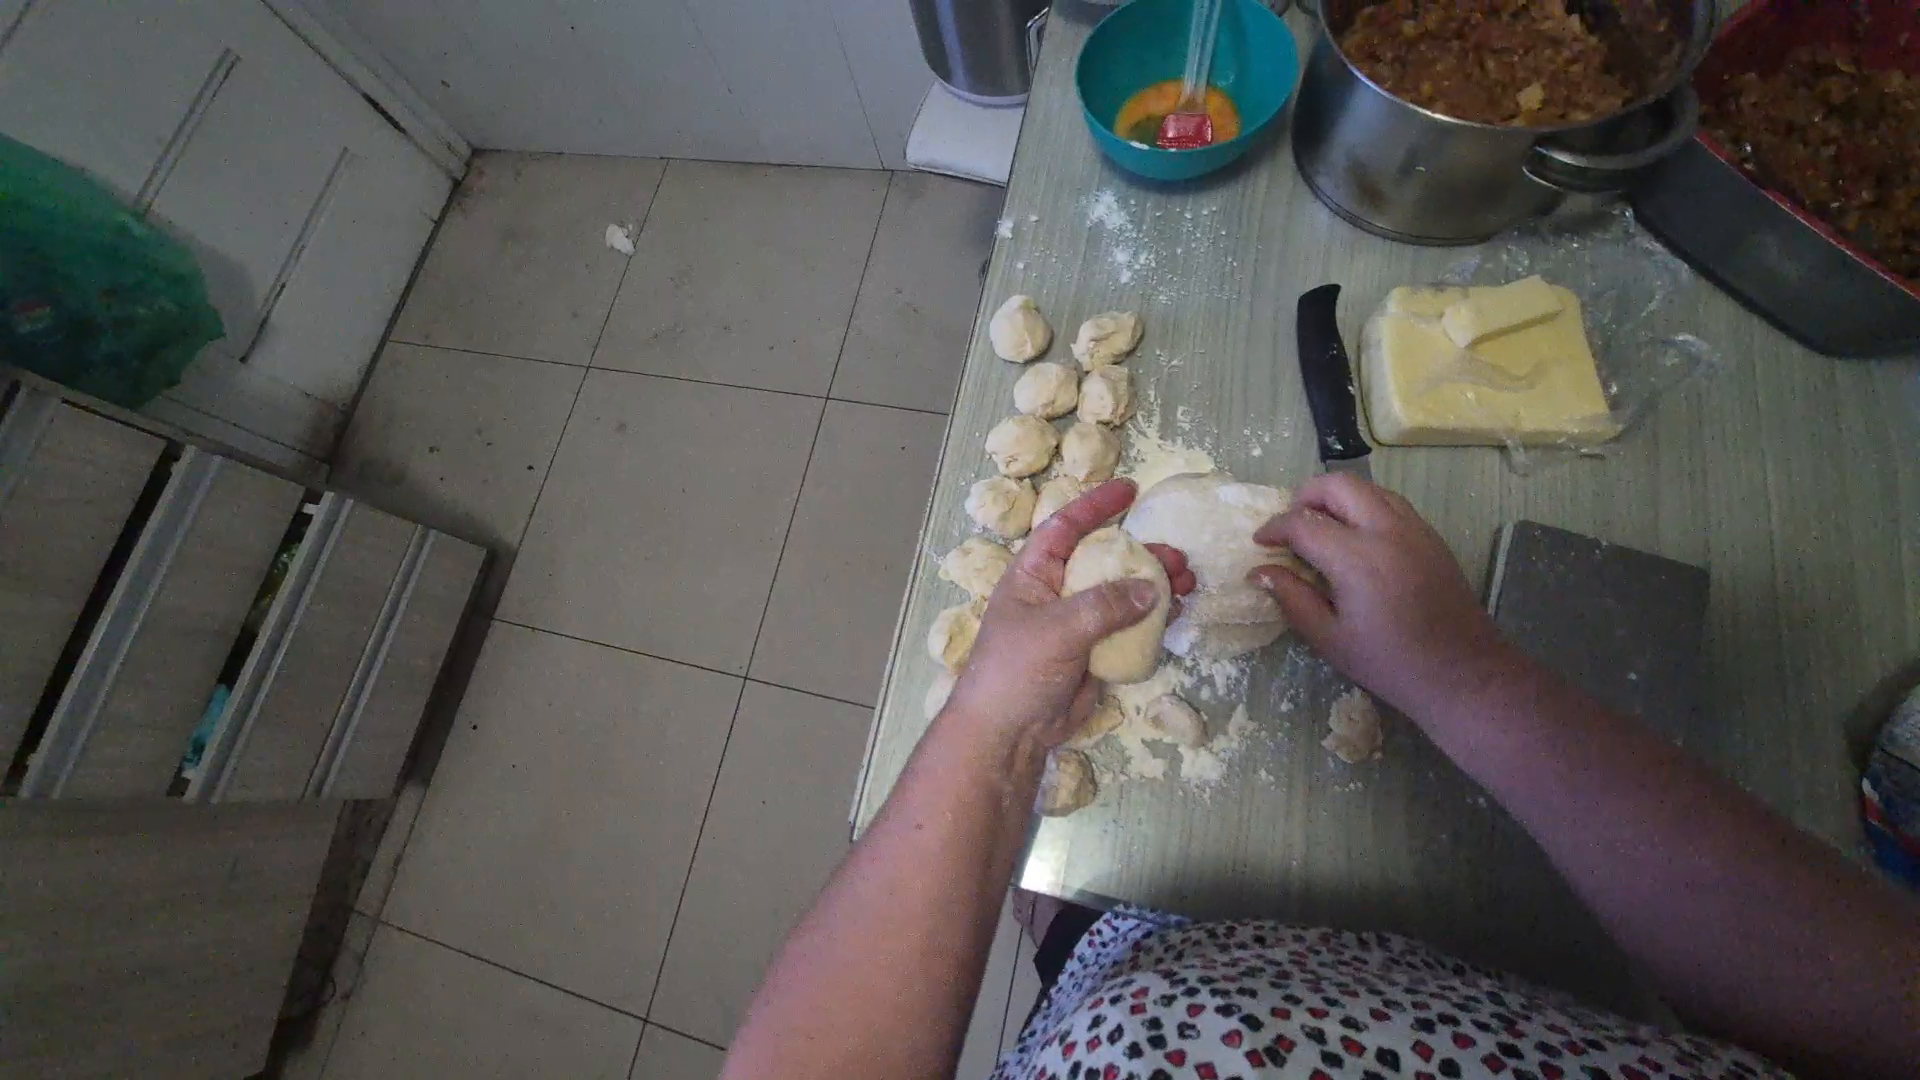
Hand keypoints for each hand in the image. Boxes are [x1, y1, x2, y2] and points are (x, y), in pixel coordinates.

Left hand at [945, 479, 1194, 747]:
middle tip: (1177, 553)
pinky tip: (1177, 611)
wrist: (1009, 733)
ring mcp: (1077, 623)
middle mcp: (1056, 592)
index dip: (1096, 505)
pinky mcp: (1095, 652)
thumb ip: (1104, 605)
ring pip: (1122, 594)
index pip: (1065, 528)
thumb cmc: (1017, 670)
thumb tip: (1151, 587)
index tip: (1130, 488)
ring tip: (1188, 579)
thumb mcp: (1057, 629)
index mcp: (1034, 575)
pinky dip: (1153, 618)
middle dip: (1140, 553)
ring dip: (1154, 585)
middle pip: (1103, 560)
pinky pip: (1128, 627)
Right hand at [1246, 473, 1521, 721]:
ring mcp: (1415, 530)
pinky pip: (1390, 503)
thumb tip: (1259, 572)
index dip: (1274, 528)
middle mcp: (1387, 532)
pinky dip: (1363, 507)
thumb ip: (1291, 598)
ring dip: (1336, 499)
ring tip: (1321, 528)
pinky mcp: (1431, 537)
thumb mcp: (1329, 638)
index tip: (1260, 542)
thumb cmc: (1390, 662)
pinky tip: (1354, 539)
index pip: (1302, 523)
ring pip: (1367, 488)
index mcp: (1357, 559)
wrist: (1464, 673)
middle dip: (1304, 497)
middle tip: (1291, 526)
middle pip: (1338, 485)